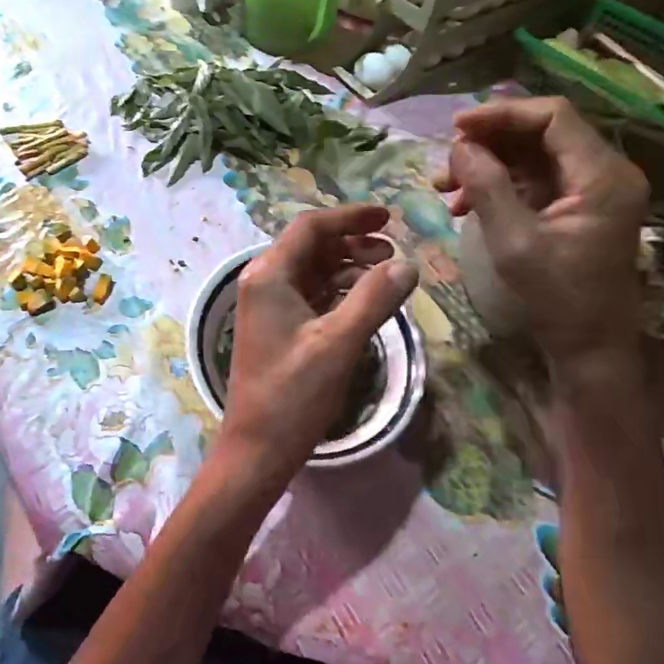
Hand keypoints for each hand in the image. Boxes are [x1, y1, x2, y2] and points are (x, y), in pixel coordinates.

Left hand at [217, 205, 419, 480]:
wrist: (257, 447)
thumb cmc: (294, 394)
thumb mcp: (340, 343)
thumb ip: (374, 298)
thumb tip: (407, 264)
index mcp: (269, 275)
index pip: (310, 228)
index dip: (350, 217)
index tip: (389, 216)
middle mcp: (263, 281)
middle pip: (310, 245)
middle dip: (352, 242)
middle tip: (392, 251)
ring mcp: (266, 305)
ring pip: (311, 270)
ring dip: (347, 266)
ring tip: (386, 274)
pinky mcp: (275, 327)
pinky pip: (309, 294)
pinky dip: (337, 290)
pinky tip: (364, 300)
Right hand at [435, 97, 648, 363]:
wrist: (589, 344)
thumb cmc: (557, 296)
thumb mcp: (514, 240)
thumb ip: (487, 187)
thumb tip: (460, 146)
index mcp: (602, 175)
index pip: (552, 117)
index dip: (501, 114)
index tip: (455, 128)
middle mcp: (604, 171)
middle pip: (540, 132)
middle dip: (488, 141)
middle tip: (445, 162)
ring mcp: (591, 189)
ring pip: (531, 154)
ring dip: (486, 164)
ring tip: (444, 186)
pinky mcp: (576, 205)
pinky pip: (532, 178)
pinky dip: (496, 183)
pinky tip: (462, 203)